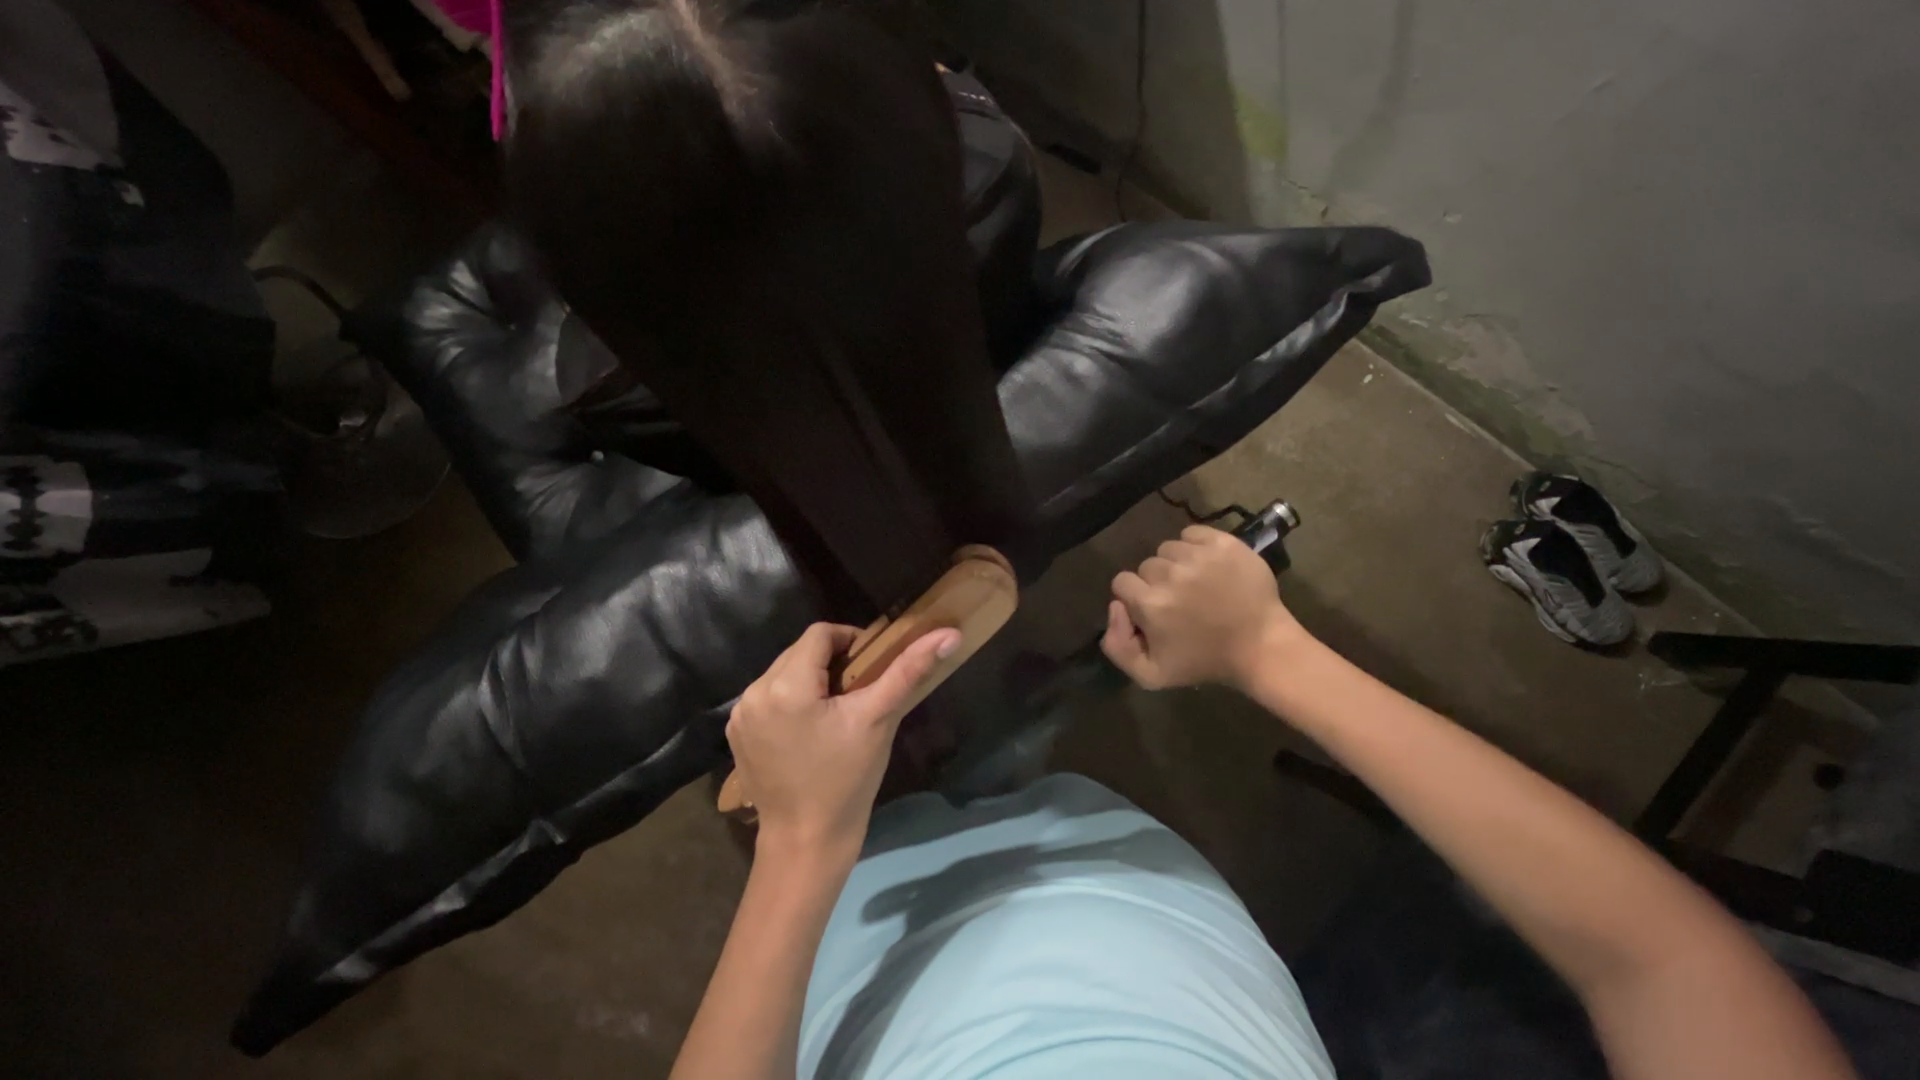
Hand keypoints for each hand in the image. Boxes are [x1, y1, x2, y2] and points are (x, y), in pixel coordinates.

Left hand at [727, 622, 960, 856]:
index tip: (871, 667)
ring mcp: (741, 715)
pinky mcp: (737, 734)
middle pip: (799, 652)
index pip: (820, 633)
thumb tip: (949, 633)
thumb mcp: (879, 719)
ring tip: (835, 713)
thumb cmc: (847, 780)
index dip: (850, 640)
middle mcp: (755, 692)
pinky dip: (790, 702)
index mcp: (787, 684)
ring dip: (810, 681)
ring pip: (783, 673)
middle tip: (857, 693)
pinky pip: (767, 698)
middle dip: (830, 663)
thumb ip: (909, 670)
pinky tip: (809, 732)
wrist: (806, 841)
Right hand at [1102, 525, 1304, 689]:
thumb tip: (1116, 607)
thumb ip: (1116, 646)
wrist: (1261, 646)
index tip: (1154, 610)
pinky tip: (1207, 565)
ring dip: (1177, 563)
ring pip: (1169, 548)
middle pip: (1146, 565)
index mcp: (1149, 602)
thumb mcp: (1151, 675)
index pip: (1122, 582)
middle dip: (1157, 581)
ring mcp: (1198, 555)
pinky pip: (1193, 533)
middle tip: (1180, 601)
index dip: (1135, 597)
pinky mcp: (1222, 543)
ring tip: (1196, 583)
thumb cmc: (1205, 662)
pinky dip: (1195, 545)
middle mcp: (1169, 573)